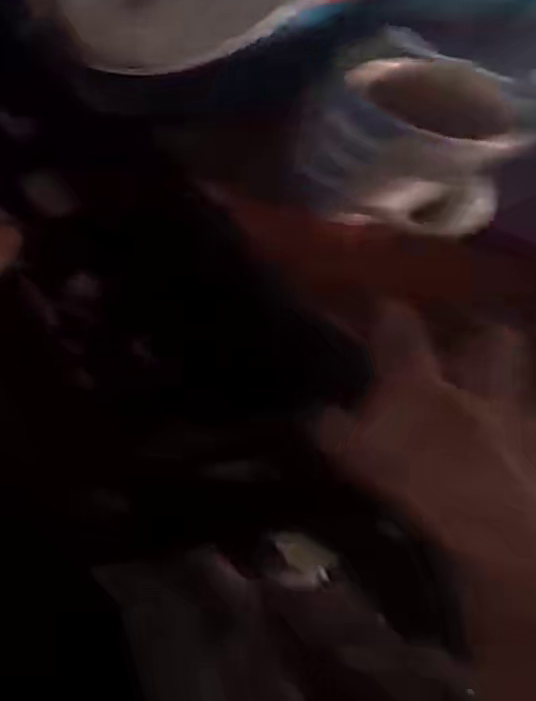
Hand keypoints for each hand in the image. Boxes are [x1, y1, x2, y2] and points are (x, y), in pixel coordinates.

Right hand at [316, 302, 535, 562]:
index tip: (390, 301)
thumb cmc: (417, 481)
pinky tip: (523, 425)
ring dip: (515, 375)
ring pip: (519, 390)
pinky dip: (527, 426)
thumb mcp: (353, 453)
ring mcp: (516, 428)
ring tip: (514, 365)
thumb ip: (333, 428)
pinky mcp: (535, 455)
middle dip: (488, 339)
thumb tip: (321, 412)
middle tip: (492, 325)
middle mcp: (472, 397)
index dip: (394, 318)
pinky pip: (531, 430)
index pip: (402, 342)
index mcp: (419, 390)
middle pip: (489, 356)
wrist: (503, 534)